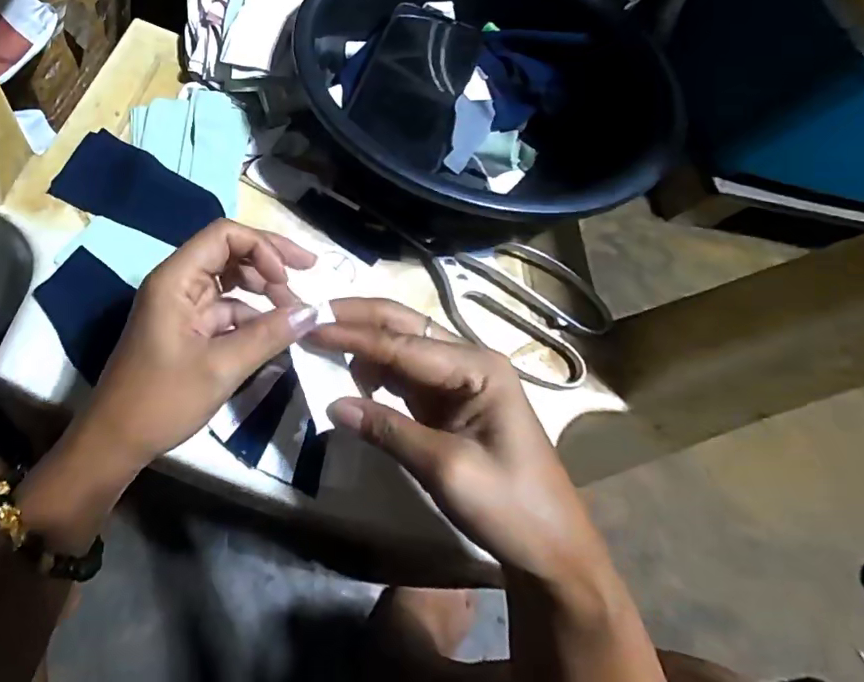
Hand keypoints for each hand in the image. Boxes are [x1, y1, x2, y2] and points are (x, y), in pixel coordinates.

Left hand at [73, 219, 318, 473]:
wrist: (114, 443)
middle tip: (307, 272)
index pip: (224, 235)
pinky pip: (226, 306)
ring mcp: (182, 305)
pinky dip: (253, 313)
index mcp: (176, 279)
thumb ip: (269, 335)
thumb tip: (313, 311)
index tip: (286, 278)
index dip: (261, 247)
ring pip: (230, 278)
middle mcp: (178, 282)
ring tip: (295, 308)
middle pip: (229, 250)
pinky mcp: (187, 327)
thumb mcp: (222, 368)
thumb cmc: (161, 400)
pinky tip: (276, 330)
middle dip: (269, 259)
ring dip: (263, 287)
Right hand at [306, 299, 614, 593]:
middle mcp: (468, 361)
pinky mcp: (449, 402)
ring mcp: (459, 380)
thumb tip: (334, 403)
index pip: (403, 343)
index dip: (354, 336)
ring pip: (401, 347)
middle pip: (405, 327)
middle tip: (312, 314)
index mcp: (478, 366)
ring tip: (321, 340)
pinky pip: (405, 375)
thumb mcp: (447, 470)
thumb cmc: (510, 506)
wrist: (553, 548)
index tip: (310, 327)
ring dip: (363, 342)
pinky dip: (375, 371)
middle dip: (358, 319)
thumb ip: (390, 430)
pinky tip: (351, 373)